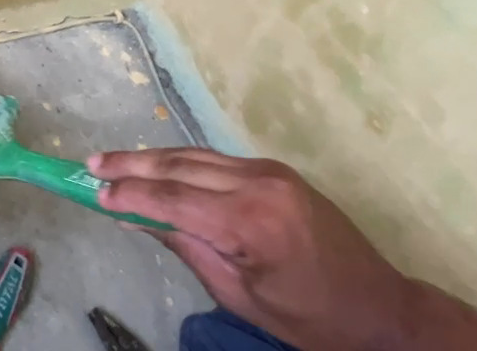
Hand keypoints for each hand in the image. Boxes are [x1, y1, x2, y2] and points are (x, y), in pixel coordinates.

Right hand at [89, 149, 417, 350]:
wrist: (384, 311)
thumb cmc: (311, 321)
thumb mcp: (241, 296)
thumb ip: (187, 247)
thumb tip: (136, 217)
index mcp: (252, 222)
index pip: (174, 199)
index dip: (131, 195)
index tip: (96, 194)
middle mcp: (258, 184)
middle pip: (179, 165)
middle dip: (132, 165)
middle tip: (92, 164)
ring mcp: (268, 171)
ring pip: (194, 155)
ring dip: (151, 159)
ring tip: (113, 161)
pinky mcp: (273, 170)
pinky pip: (214, 160)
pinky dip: (180, 162)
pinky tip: (156, 167)